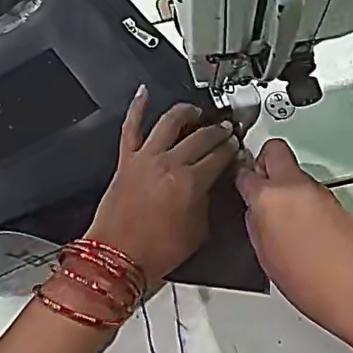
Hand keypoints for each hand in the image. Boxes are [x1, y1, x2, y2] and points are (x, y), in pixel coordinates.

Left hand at [86, 88, 238, 285]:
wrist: (117, 257)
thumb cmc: (154, 252)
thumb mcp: (197, 231)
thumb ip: (206, 203)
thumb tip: (209, 188)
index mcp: (190, 182)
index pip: (219, 156)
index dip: (232, 150)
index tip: (236, 147)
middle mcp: (168, 164)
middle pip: (200, 137)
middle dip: (217, 131)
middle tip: (225, 129)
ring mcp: (145, 158)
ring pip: (169, 122)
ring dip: (187, 113)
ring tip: (196, 111)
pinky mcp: (126, 160)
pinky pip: (130, 127)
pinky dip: (137, 107)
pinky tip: (143, 94)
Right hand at [236, 139, 352, 335]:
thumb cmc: (312, 282)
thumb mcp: (263, 254)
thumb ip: (255, 223)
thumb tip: (255, 212)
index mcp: (268, 197)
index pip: (245, 173)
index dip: (242, 181)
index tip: (242, 187)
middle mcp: (295, 186)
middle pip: (274, 150)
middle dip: (264, 161)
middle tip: (260, 182)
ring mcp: (318, 191)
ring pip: (295, 171)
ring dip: (286, 184)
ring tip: (284, 216)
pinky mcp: (336, 202)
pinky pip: (311, 190)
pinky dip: (303, 199)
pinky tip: (302, 227)